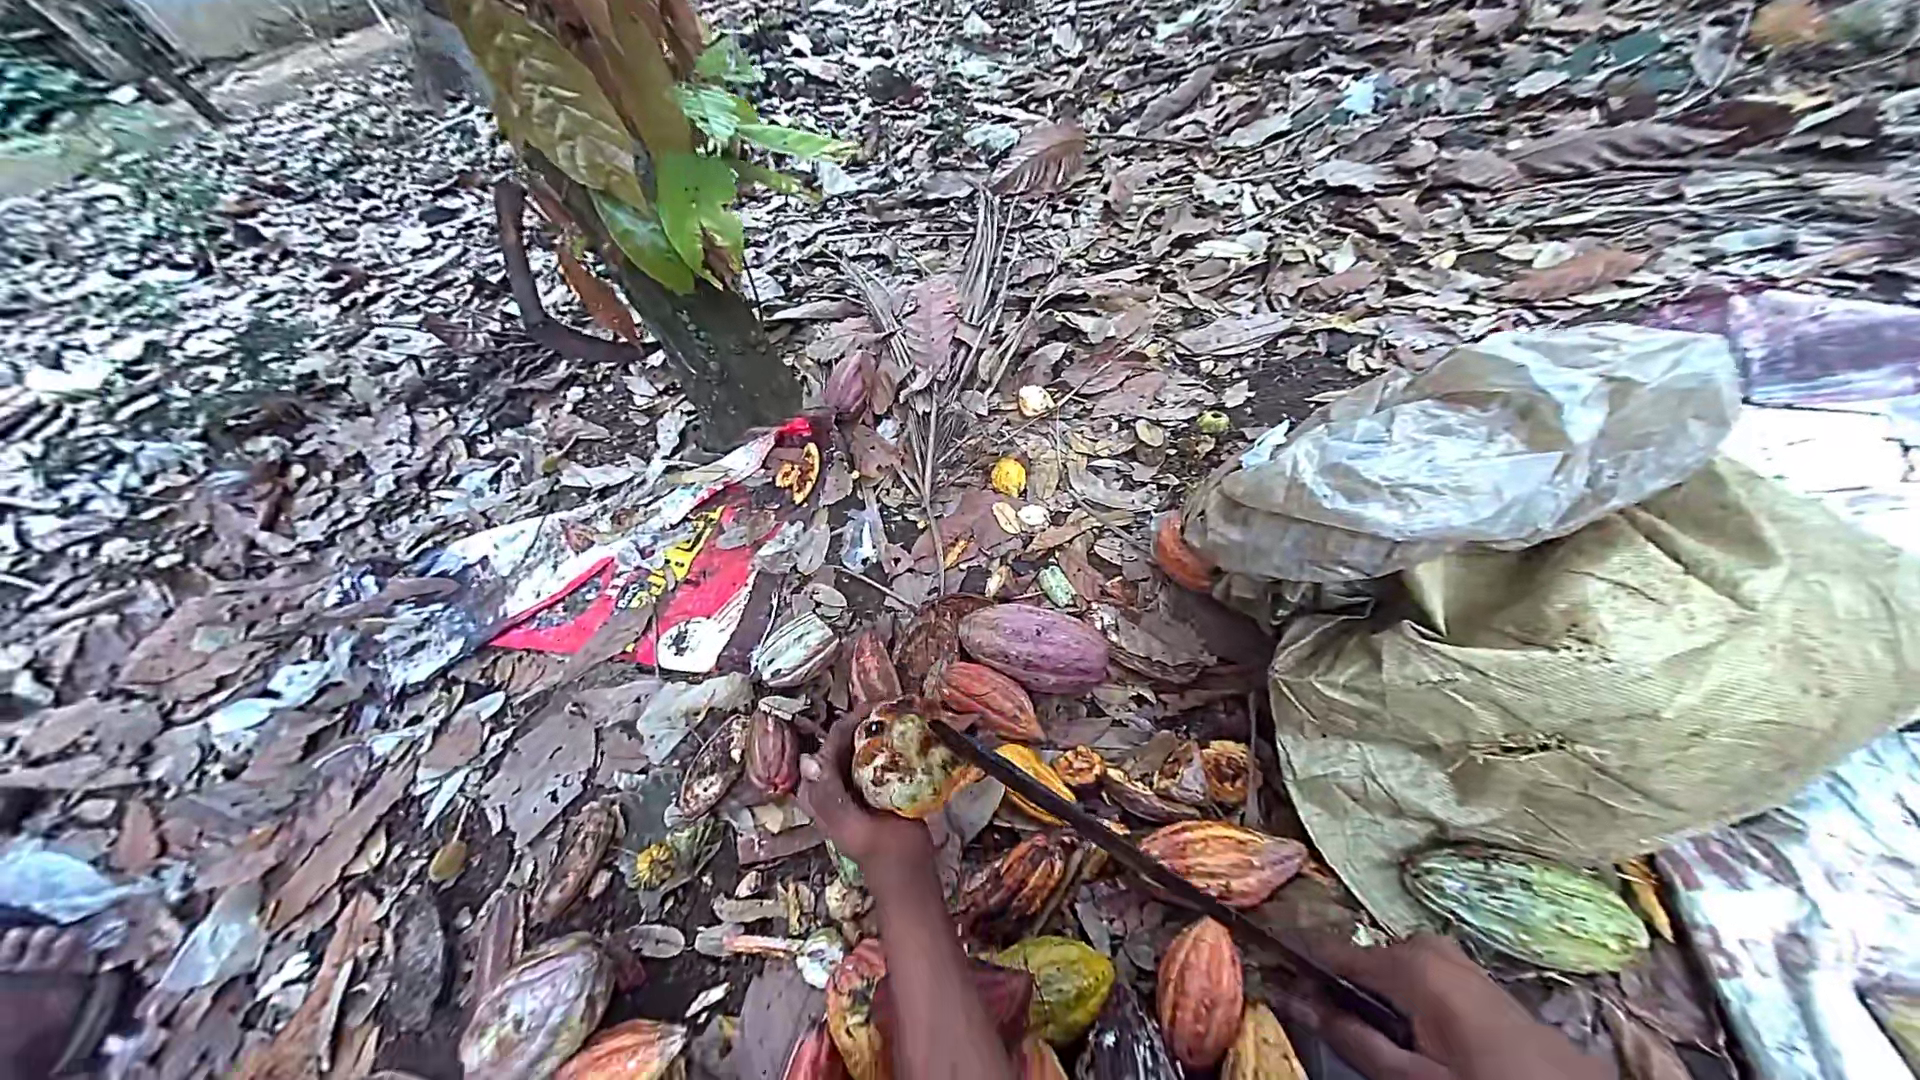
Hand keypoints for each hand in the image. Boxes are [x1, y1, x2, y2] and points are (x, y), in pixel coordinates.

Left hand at [798, 715, 935, 888]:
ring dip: (872, 732)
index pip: (829, 747)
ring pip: (856, 750)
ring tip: (895, 716)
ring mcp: (854, 790)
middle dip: (861, 723)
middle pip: (841, 744)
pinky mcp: (872, 792)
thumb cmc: (888, 854)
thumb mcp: (855, 827)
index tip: (876, 707)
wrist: (912, 879)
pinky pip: (871, 761)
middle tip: (890, 708)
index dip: (848, 723)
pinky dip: (882, 746)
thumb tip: (809, 760)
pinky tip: (901, 738)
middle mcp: (833, 789)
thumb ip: (831, 797)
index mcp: (823, 797)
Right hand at [1280, 933, 1608, 1079]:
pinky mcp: (1481, 982)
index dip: (1300, 967)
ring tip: (1391, 1044)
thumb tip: (1293, 999)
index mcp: (1409, 963)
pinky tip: (1425, 1041)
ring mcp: (1459, 962)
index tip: (1278, 983)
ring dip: (1381, 999)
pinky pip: (1425, 979)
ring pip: (1394, 970)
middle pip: (1364, 960)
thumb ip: (1351, 1038)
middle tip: (1350, 1033)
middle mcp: (1429, 947)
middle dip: (1349, 990)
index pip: (1330, 950)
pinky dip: (1411, 1001)